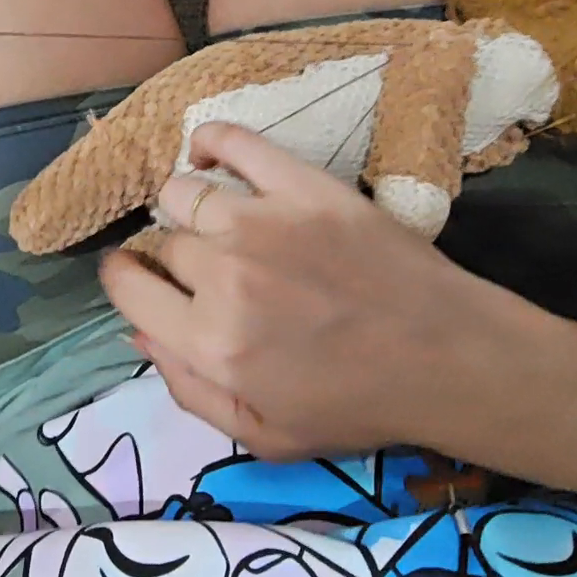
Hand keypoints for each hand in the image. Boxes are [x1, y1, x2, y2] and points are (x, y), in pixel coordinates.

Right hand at [100, 122, 555, 461]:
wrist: (450, 358)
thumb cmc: (354, 403)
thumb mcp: (262, 435)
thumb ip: (186, 389)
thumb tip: (137, 332)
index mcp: (210, 342)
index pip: (126, 288)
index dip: (125, 279)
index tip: (140, 278)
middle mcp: (224, 275)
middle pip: (164, 242)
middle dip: (175, 258)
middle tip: (213, 272)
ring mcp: (262, 222)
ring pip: (183, 191)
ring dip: (189, 207)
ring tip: (220, 223)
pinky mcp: (302, 186)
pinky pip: (230, 141)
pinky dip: (209, 142)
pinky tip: (211, 157)